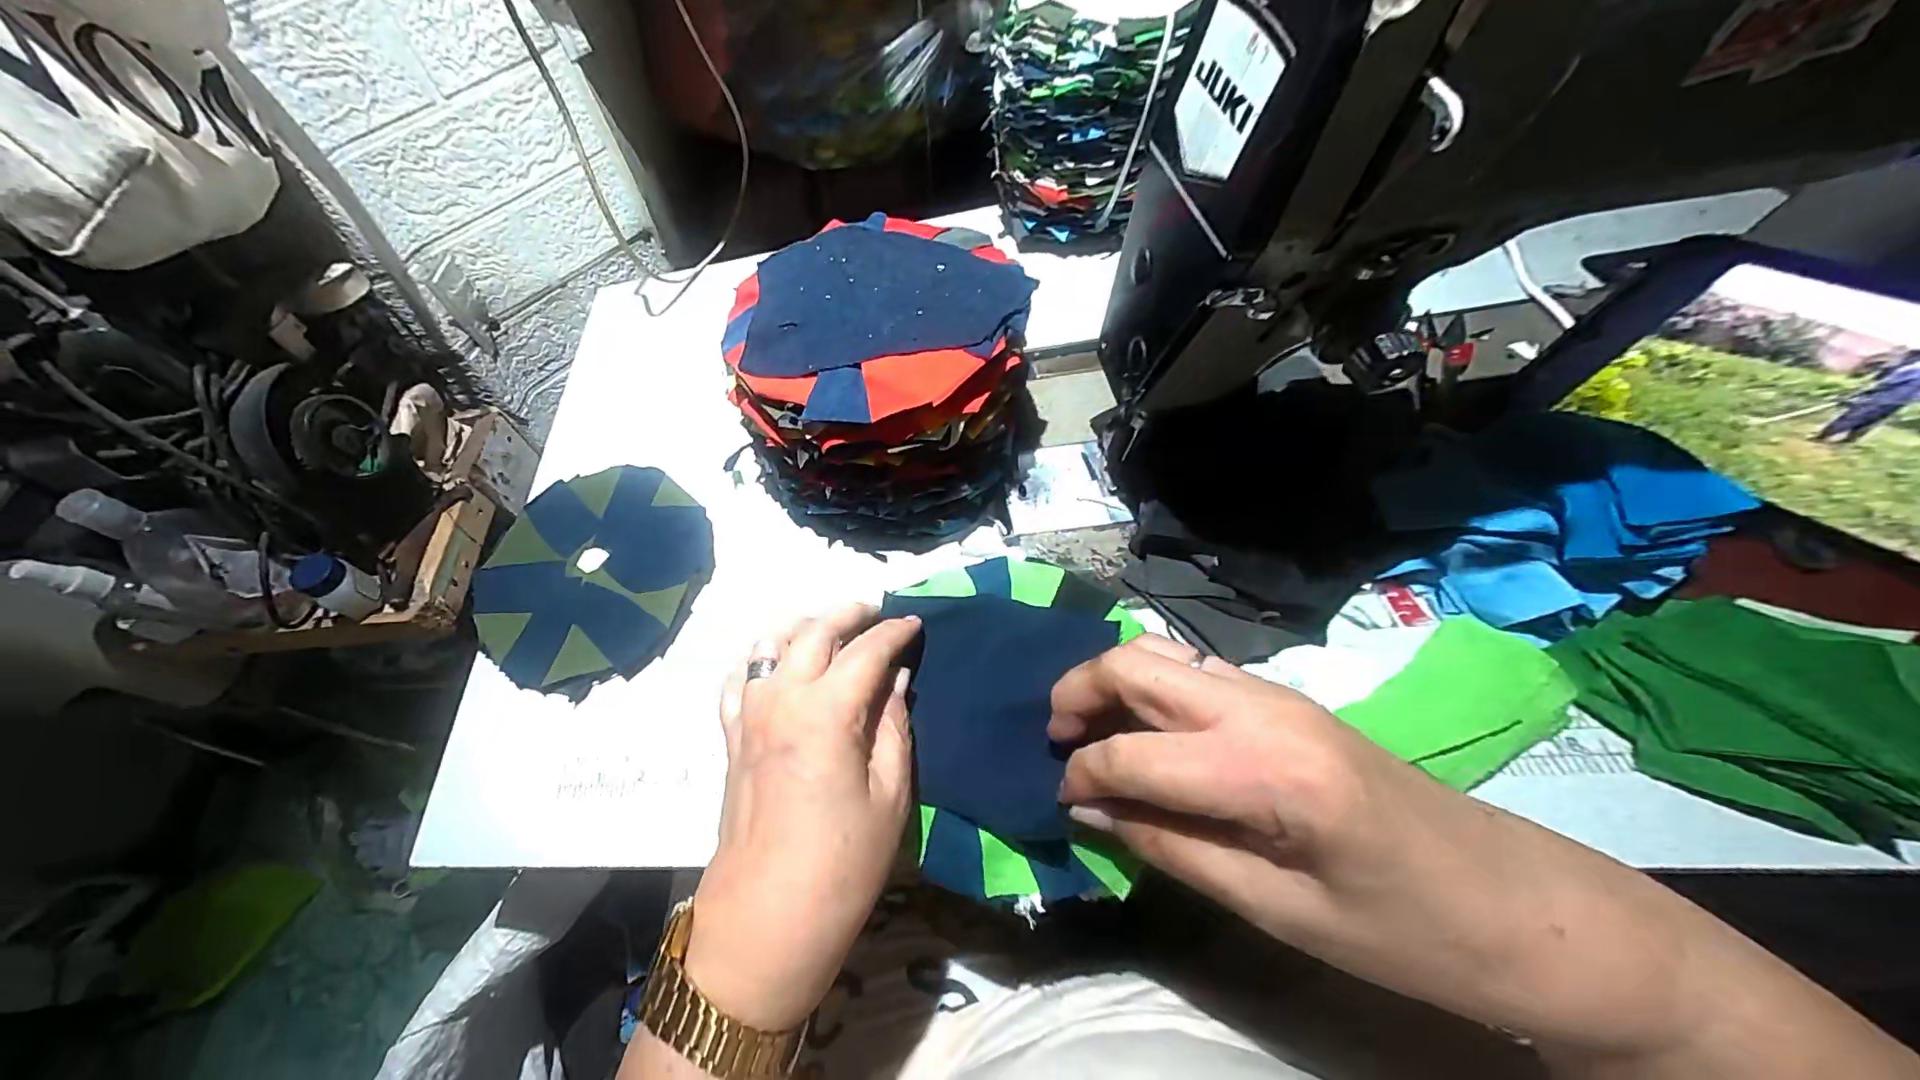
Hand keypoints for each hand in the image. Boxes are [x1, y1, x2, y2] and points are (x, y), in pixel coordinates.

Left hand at [686, 604, 919, 1031]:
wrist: (766, 918)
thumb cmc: (842, 862)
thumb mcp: (890, 794)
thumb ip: (893, 725)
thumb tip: (896, 678)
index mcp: (825, 712)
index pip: (865, 651)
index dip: (894, 633)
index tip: (915, 623)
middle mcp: (780, 699)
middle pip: (813, 632)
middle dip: (849, 614)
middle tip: (877, 612)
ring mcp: (748, 715)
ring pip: (768, 644)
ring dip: (803, 627)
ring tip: (831, 630)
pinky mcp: (731, 737)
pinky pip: (739, 678)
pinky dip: (761, 659)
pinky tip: (780, 666)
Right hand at [1050, 634, 1916, 1076]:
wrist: (1521, 902)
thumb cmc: (1403, 931)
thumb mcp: (1277, 912)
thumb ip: (1173, 849)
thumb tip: (1092, 812)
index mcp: (1264, 772)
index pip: (1132, 755)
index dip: (1081, 776)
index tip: (1060, 800)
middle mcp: (1262, 707)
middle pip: (1136, 665)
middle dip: (1078, 692)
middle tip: (1054, 738)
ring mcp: (1276, 691)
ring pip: (1162, 651)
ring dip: (1111, 679)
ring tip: (1086, 726)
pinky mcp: (1285, 696)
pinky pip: (1193, 668)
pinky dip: (1148, 683)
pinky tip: (1140, 722)